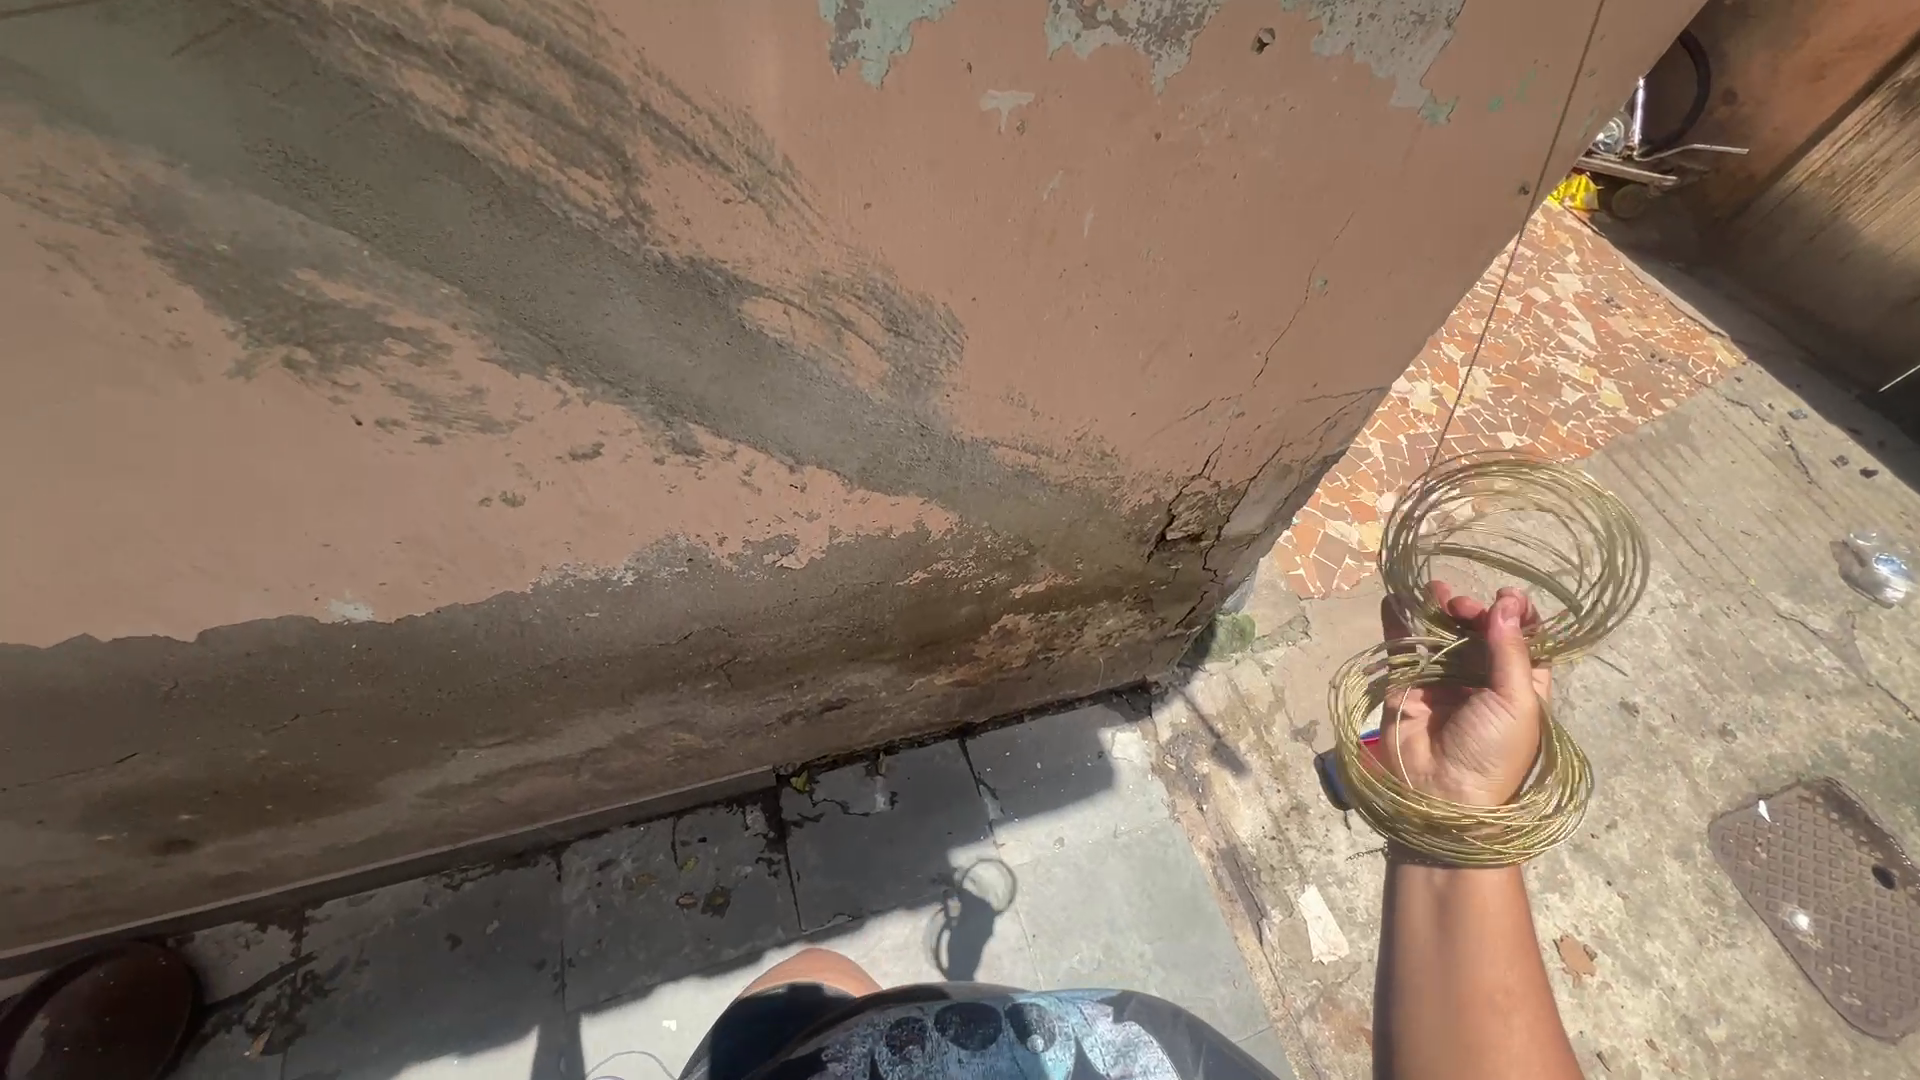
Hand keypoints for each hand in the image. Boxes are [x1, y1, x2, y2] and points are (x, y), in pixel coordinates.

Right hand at [1377, 582, 1549, 806]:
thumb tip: (1508, 601)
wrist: (1441, 790)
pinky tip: (1397, 598)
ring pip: (1442, 634)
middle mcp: (1481, 678)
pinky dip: (1398, 620)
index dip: (1517, 616)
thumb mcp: (1518, 702)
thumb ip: (1511, 651)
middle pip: (1480, 631)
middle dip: (1473, 611)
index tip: (1507, 598)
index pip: (1523, 640)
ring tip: (1435, 592)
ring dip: (1439, 610)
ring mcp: (1441, 679)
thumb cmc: (1493, 751)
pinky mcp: (1405, 681)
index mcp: (1521, 686)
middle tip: (1462, 607)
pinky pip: (1402, 645)